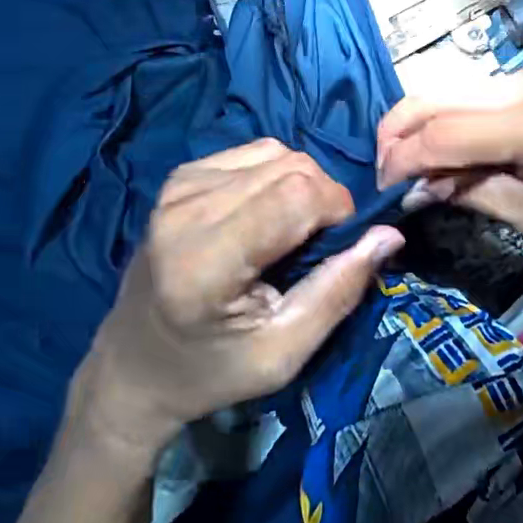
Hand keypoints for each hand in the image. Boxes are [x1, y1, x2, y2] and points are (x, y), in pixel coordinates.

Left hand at [72, 139, 403, 457]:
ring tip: (289, 231)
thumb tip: (390, 233)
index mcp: (206, 260)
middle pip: (291, 166)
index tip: (339, 248)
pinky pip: (253, 152)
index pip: (295, 194)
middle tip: (316, 246)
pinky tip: (262, 213)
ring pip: (276, 152)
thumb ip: (338, 290)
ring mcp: (180, 185)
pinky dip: (274, 175)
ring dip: (300, 184)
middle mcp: (187, 208)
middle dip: (323, 198)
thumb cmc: (211, 370)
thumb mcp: (283, 353)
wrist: (133, 363)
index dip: (336, 210)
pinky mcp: (181, 174)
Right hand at [376, 71, 522, 257]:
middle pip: (431, 98)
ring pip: (443, 92)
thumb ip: (471, 194)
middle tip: (384, 178)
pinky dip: (441, 122)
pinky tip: (440, 155)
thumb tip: (415, 188)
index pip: (441, 134)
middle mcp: (521, 86)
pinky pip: (465, 96)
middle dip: (396, 135)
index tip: (381, 192)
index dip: (402, 161)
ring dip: (415, 127)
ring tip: (407, 171)